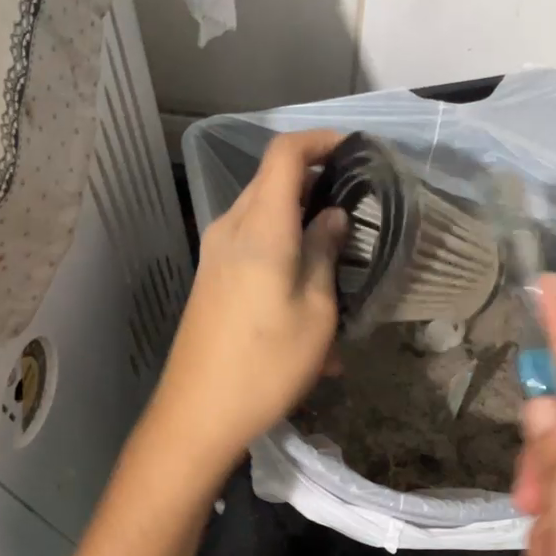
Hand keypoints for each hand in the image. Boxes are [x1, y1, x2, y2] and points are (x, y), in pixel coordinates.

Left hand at [148, 129, 348, 461]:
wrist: (198, 414)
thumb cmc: (267, 364)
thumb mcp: (316, 311)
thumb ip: (324, 253)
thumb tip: (332, 216)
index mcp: (260, 227)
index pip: (284, 154)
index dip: (320, 141)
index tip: (355, 150)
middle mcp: (230, 228)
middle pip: (272, 181)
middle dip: (316, 183)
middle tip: (357, 205)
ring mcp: (215, 254)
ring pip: (264, 216)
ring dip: (301, 225)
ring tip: (339, 259)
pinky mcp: (212, 278)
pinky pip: (252, 246)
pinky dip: (283, 252)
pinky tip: (309, 297)